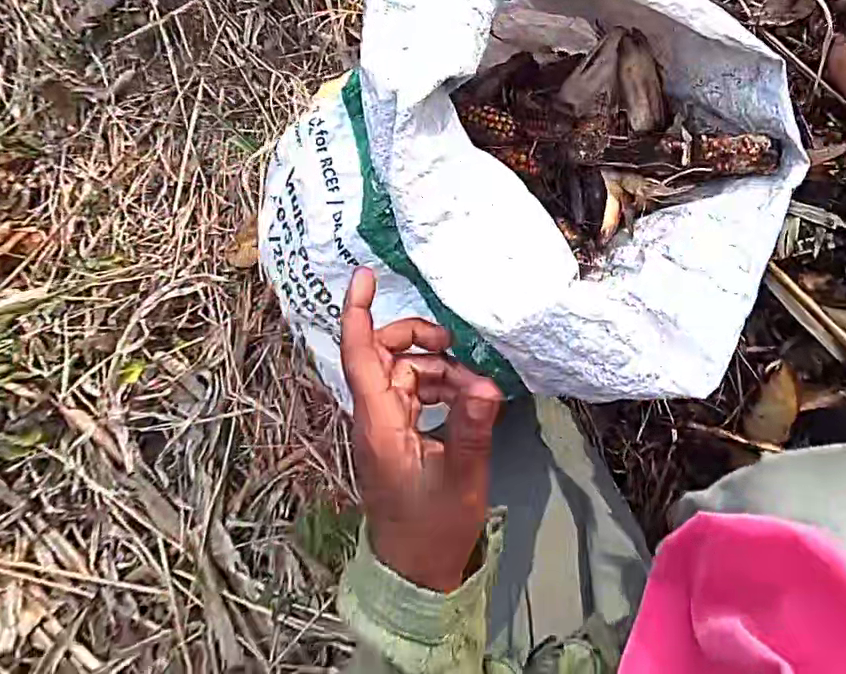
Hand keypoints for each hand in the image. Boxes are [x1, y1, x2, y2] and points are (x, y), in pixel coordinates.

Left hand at [339, 268, 504, 591]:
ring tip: (476, 388)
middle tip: (454, 342)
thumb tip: (489, 385)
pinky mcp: (402, 434)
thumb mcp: (460, 476)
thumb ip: (472, 428)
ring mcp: (388, 425)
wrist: (417, 571)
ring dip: (442, 368)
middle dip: (417, 338)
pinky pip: (419, 391)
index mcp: (379, 422)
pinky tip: (470, 398)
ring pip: (407, 371)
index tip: (364, 275)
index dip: (357, 312)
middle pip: (384, 354)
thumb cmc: (431, 526)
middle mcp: (377, 416)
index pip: (360, 355)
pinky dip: (445, 385)